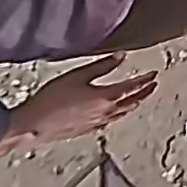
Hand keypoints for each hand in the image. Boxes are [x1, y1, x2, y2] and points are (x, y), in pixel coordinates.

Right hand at [0, 54, 156, 155]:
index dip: (145, 80)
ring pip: (123, 113)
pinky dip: (119, 115)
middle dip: (144, 93)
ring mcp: (96, 123)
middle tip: (153, 85)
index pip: (133, 87)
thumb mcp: (78, 76)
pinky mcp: (86, 131)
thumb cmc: (51, 99)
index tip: (154, 74)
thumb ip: (102, 65)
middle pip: (132, 102)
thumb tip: (122, 55)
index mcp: (106, 97)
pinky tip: (116, 115)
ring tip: (139, 99)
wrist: (31, 126)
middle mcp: (106, 112)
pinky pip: (110, 122)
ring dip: (134, 104)